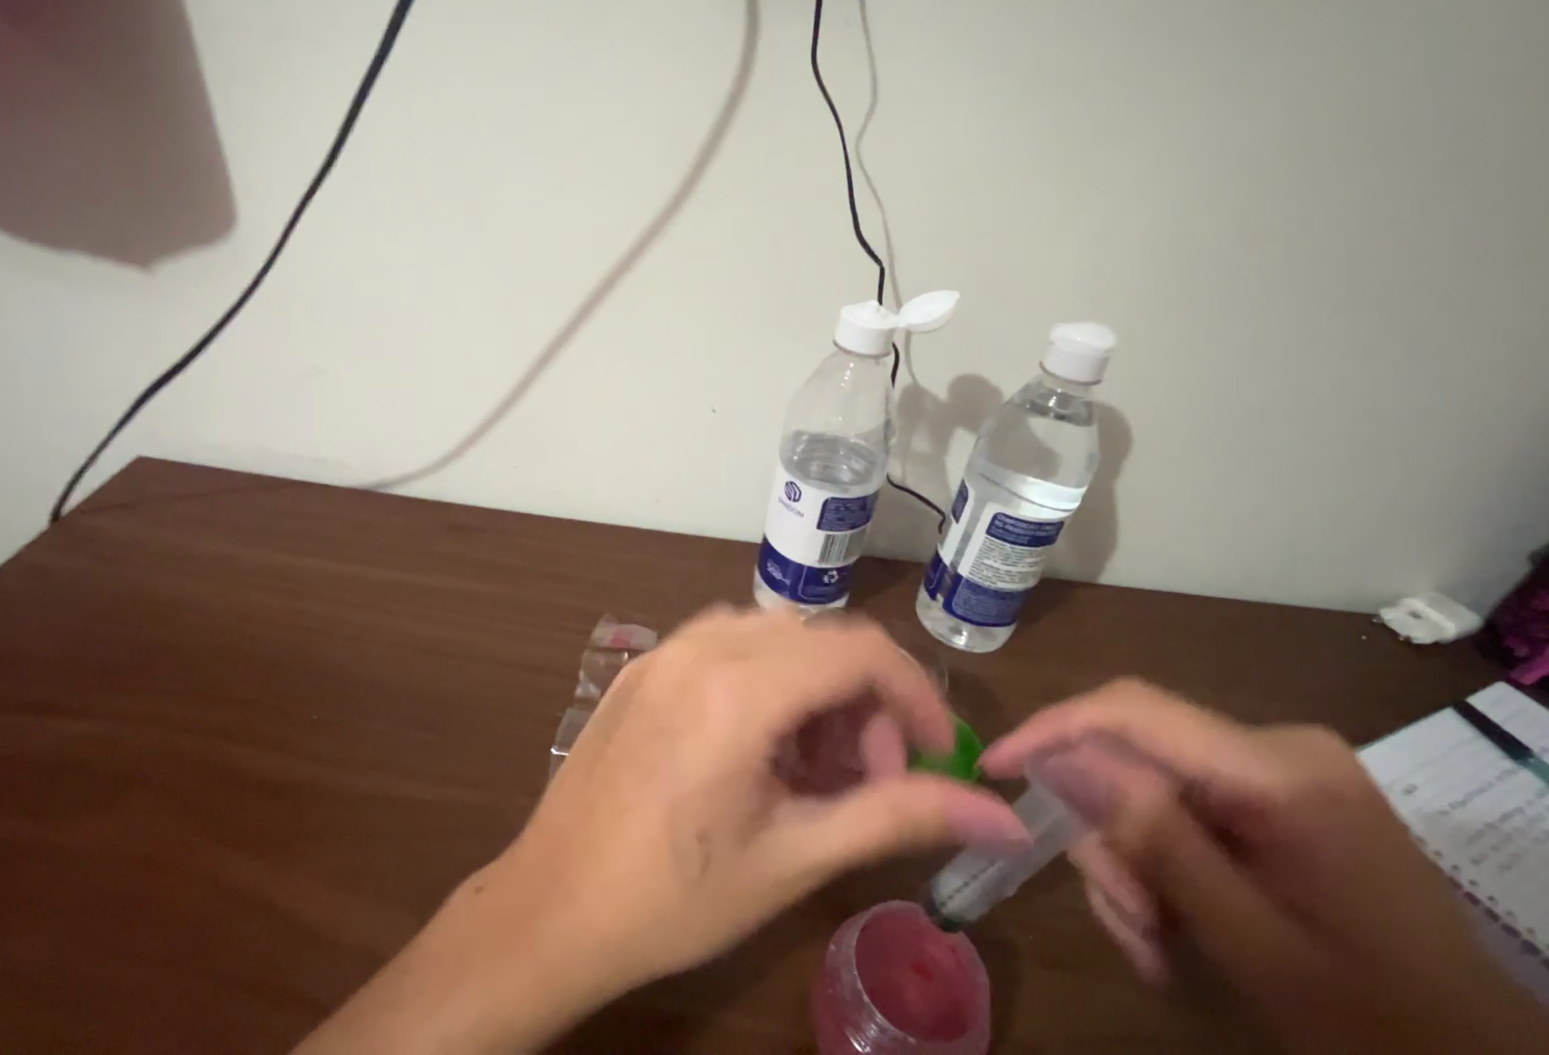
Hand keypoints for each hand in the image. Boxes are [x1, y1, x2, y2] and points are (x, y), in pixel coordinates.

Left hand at [501, 606, 1023, 998]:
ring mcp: (660, 654)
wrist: (547, 912)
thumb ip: (898, 817)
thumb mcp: (794, 859)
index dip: (916, 697)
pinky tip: (760, 749)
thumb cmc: (672, 900)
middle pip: (819, 638)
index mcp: (736, 690)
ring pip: (774, 637)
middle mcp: (697, 650)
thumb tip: (1002, 817)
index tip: (937, 756)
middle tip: (869, 780)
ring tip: (813, 770)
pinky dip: (767, 681)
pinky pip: (725, 647)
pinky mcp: (639, 671)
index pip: (860, 650)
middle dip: (865, 702)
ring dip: (816, 689)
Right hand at [981, 680, 1548, 1054]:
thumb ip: (1155, 838)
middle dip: (1112, 841)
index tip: (989, 767)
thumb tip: (1061, 757)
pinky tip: (1173, 926)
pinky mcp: (1271, 792)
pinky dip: (1159, 865)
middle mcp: (1275, 746)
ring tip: (1153, 943)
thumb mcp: (1246, 937)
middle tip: (1126, 922)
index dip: (1051, 729)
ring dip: (1132, 867)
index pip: (1133, 710)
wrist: (1469, 1051)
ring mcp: (1276, 768)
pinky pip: (1177, 807)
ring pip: (1146, 790)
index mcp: (1280, 770)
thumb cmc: (1366, 1008)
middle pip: (1134, 759)